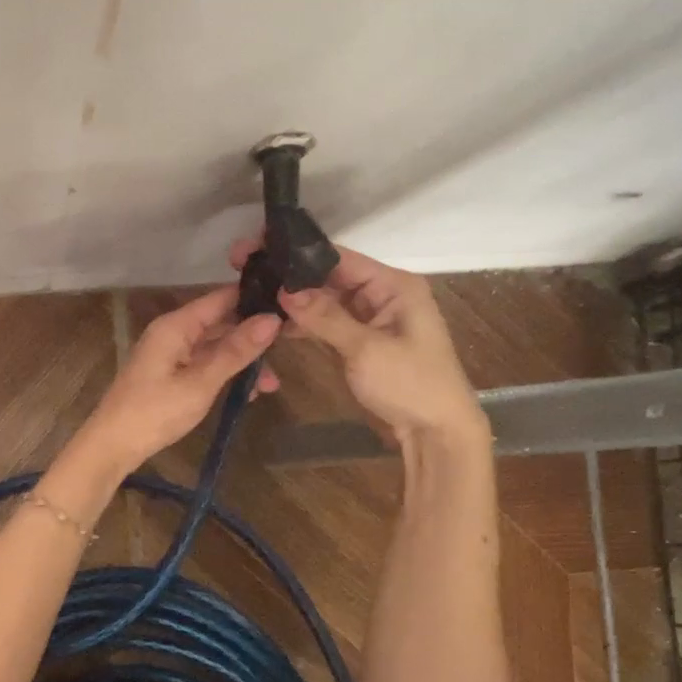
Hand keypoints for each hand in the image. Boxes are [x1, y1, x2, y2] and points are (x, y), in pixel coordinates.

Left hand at [74, 285, 280, 472]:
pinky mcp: (169, 377)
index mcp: (176, 325)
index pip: (222, 298)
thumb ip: (235, 351)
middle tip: (290, 349)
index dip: (255, 299)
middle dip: (253, 338)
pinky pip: (204, 366)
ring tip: (271, 384)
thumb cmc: (155, 412)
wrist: (113, 446)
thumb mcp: (200, 382)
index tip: (290, 306)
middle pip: (220, 324)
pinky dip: (225, 376)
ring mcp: (170, 355)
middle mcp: (173, 333)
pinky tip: (247, 393)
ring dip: (242, 363)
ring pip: (215, 348)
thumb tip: (272, 319)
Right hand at [228, 238, 485, 446]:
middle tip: (246, 275)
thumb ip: (325, 318)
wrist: (436, 431)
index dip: (299, 254)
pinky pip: (328, 325)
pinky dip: (305, 325)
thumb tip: (284, 289)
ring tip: (252, 298)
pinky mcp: (361, 343)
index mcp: (393, 285)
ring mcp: (371, 320)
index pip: (339, 258)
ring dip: (295, 303)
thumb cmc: (409, 384)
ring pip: (326, 302)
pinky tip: (275, 325)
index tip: (258, 250)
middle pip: (330, 278)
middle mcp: (382, 295)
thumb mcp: (366, 349)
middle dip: (292, 278)